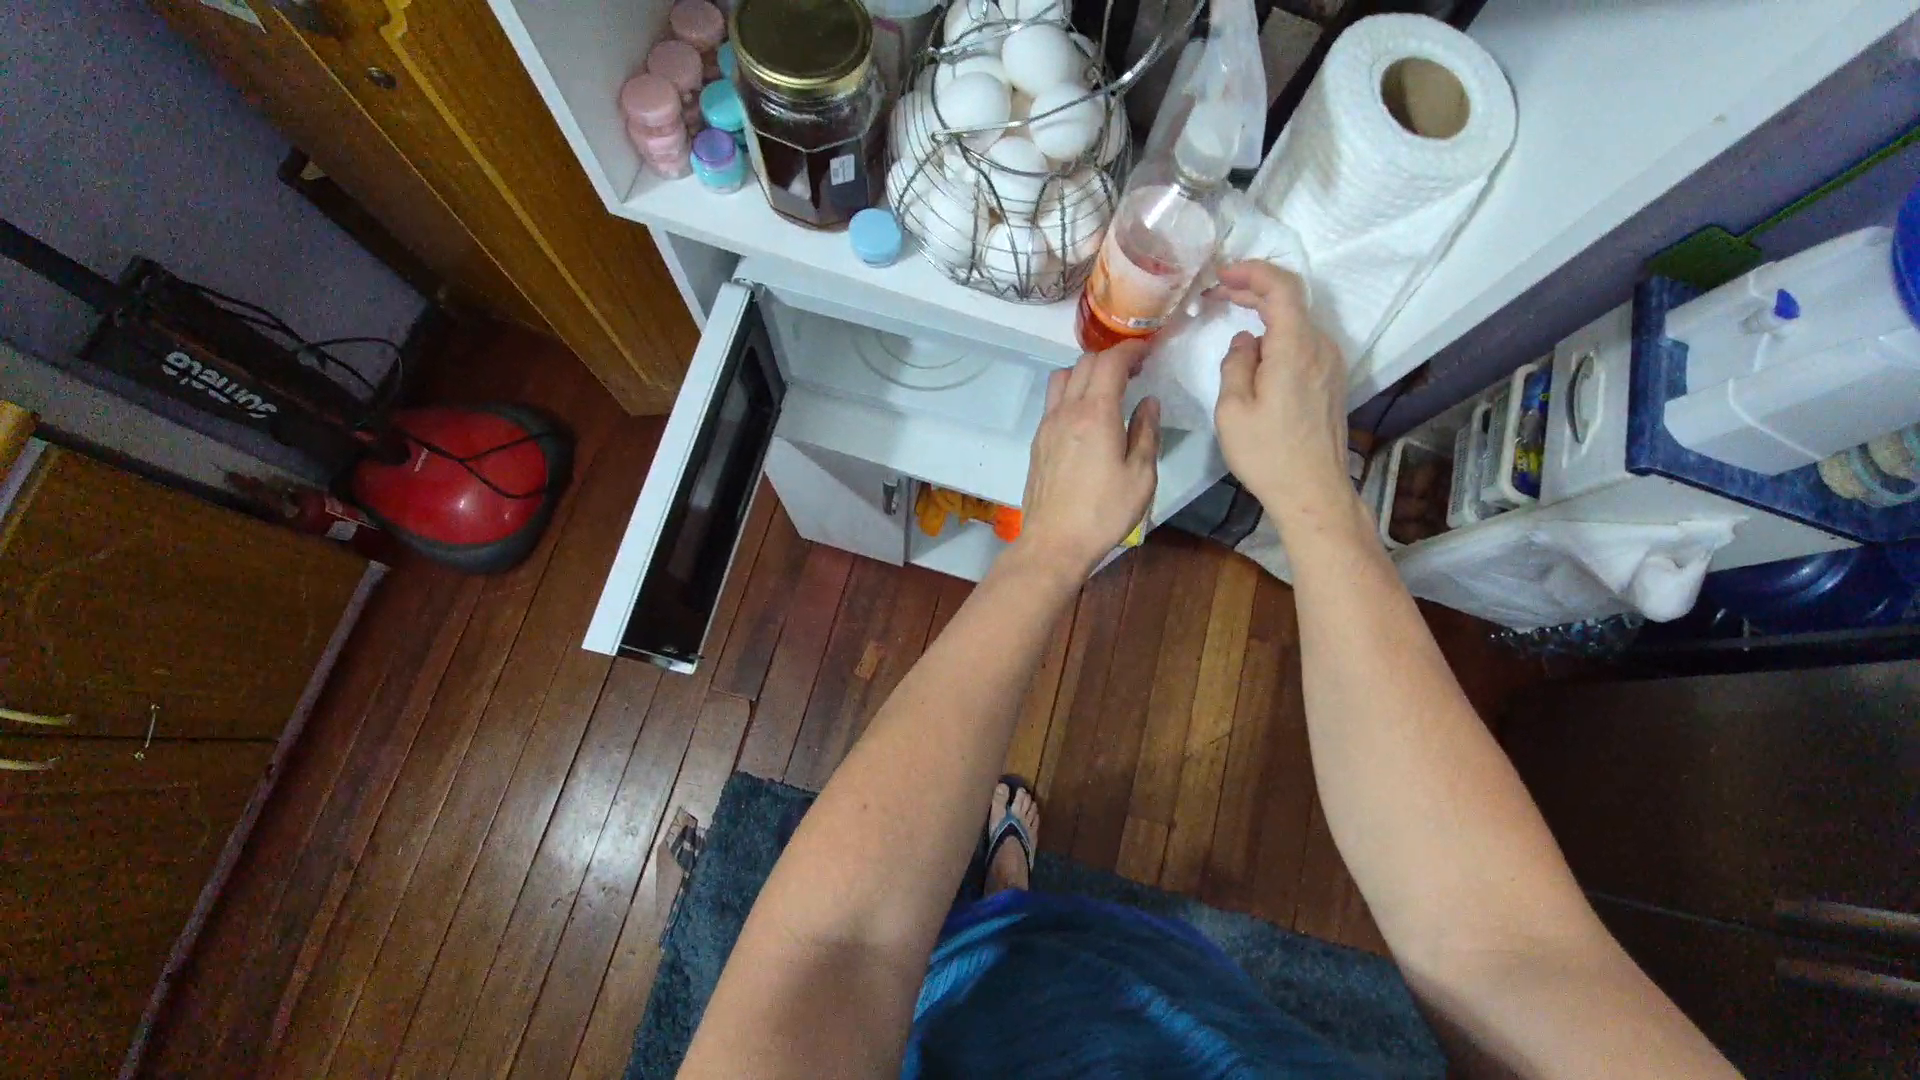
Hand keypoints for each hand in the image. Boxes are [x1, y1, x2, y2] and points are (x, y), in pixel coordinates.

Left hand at [1012, 342, 1159, 580]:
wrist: (1054, 542)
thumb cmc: (1104, 513)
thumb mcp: (1141, 475)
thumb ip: (1146, 432)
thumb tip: (1148, 402)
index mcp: (1095, 414)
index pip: (1110, 362)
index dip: (1131, 350)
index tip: (1148, 351)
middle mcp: (1066, 412)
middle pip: (1084, 364)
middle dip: (1111, 358)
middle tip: (1135, 370)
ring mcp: (1047, 426)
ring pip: (1062, 378)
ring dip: (1086, 373)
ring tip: (1108, 388)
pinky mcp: (1038, 442)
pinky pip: (1053, 402)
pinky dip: (1071, 393)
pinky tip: (1087, 416)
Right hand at [1209, 260, 1351, 520]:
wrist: (1312, 491)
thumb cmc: (1267, 453)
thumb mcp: (1233, 409)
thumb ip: (1236, 364)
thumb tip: (1244, 341)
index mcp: (1295, 349)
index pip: (1282, 289)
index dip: (1253, 272)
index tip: (1222, 273)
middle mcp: (1320, 348)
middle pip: (1291, 301)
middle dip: (1253, 289)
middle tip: (1217, 292)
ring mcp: (1330, 364)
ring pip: (1297, 322)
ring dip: (1265, 313)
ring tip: (1230, 317)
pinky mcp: (1330, 381)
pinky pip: (1303, 343)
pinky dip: (1278, 334)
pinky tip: (1254, 349)